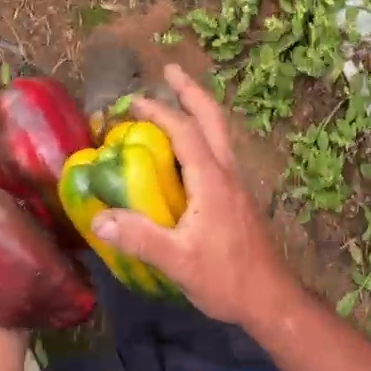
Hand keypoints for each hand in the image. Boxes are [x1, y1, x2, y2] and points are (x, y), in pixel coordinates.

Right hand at [90, 64, 301, 327]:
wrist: (271, 300)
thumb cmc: (226, 279)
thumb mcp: (178, 261)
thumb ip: (140, 238)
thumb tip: (100, 218)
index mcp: (212, 180)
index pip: (185, 132)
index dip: (159, 112)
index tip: (133, 101)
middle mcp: (227, 174)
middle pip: (213, 119)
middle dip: (191, 92)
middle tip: (170, 71)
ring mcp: (236, 185)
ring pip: (219, 134)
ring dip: (199, 110)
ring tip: (177, 100)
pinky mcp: (237, 199)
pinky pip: (218, 153)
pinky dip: (201, 135)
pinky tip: (187, 151)